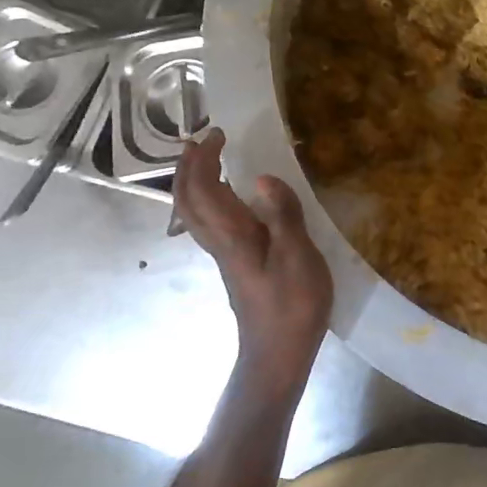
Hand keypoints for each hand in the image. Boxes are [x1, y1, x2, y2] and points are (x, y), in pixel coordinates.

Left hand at [174, 130, 333, 397]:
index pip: (204, 187)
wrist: (278, 353)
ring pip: (193, 213)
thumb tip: (262, 176)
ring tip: (208, 162)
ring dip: (193, 182)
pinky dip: (209, 200)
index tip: (218, 133)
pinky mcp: (234, 265)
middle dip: (188, 166)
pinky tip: (230, 200)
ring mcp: (224, 255)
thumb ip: (283, 216)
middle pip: (187, 199)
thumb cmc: (292, 305)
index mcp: (232, 235)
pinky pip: (209, 223)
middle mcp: (219, 241)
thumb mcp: (298, 258)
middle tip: (200, 141)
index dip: (204, 157)